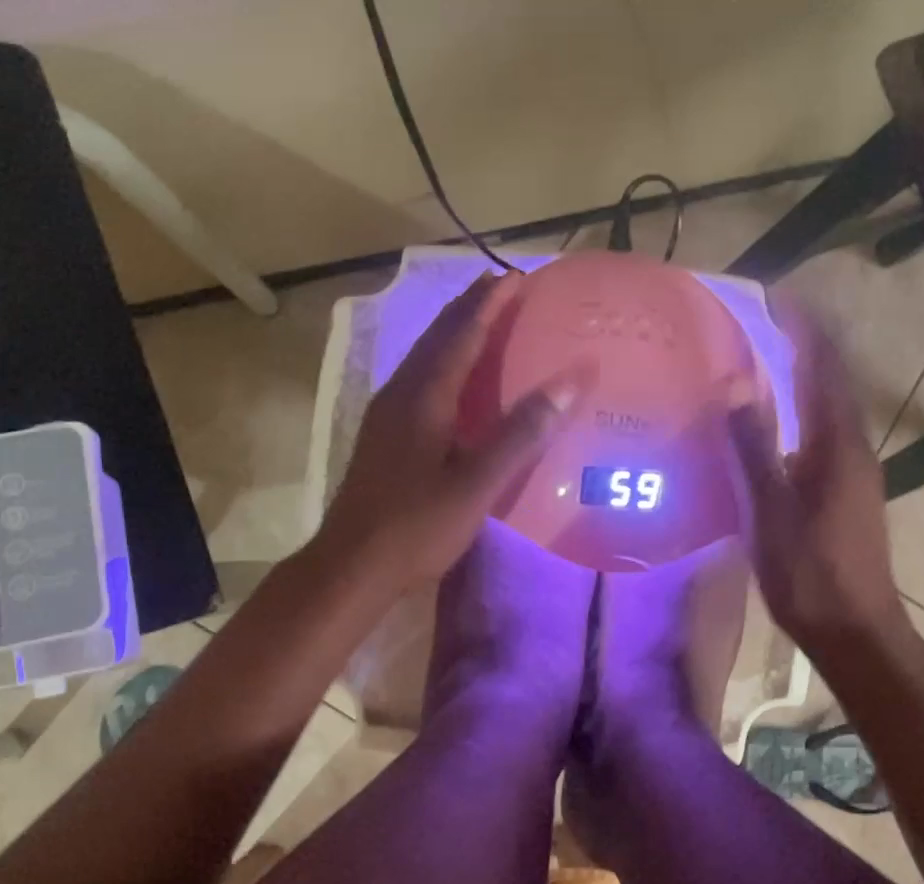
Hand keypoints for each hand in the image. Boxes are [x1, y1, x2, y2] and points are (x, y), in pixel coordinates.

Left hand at [315, 272, 580, 592]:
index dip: (490, 302)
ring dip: (455, 334)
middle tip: (506, 289)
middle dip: (471, 308)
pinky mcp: (384, 438)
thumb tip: (571, 378)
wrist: (352, 566)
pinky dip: (445, 365)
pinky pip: (419, 382)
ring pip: (425, 358)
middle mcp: (400, 394)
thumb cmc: (417, 526)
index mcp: (423, 396)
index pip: (461, 332)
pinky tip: (457, 385)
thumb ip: (523, 432)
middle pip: (438, 337)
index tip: (520, 277)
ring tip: (485, 323)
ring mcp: (387, 416)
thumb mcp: (478, 483)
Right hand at [726, 306, 904, 654]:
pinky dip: (796, 418)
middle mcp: (852, 449)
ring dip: (798, 382)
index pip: (824, 366)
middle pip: (828, 382)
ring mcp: (852, 474)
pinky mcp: (844, 495)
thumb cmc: (810, 573)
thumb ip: (753, 447)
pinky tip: (766, 432)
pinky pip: (819, 438)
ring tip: (755, 365)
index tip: (774, 295)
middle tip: (754, 324)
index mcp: (837, 444)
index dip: (803, 326)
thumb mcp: (771, 510)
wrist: (855, 631)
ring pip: (824, 412)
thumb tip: (736, 383)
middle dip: (799, 347)